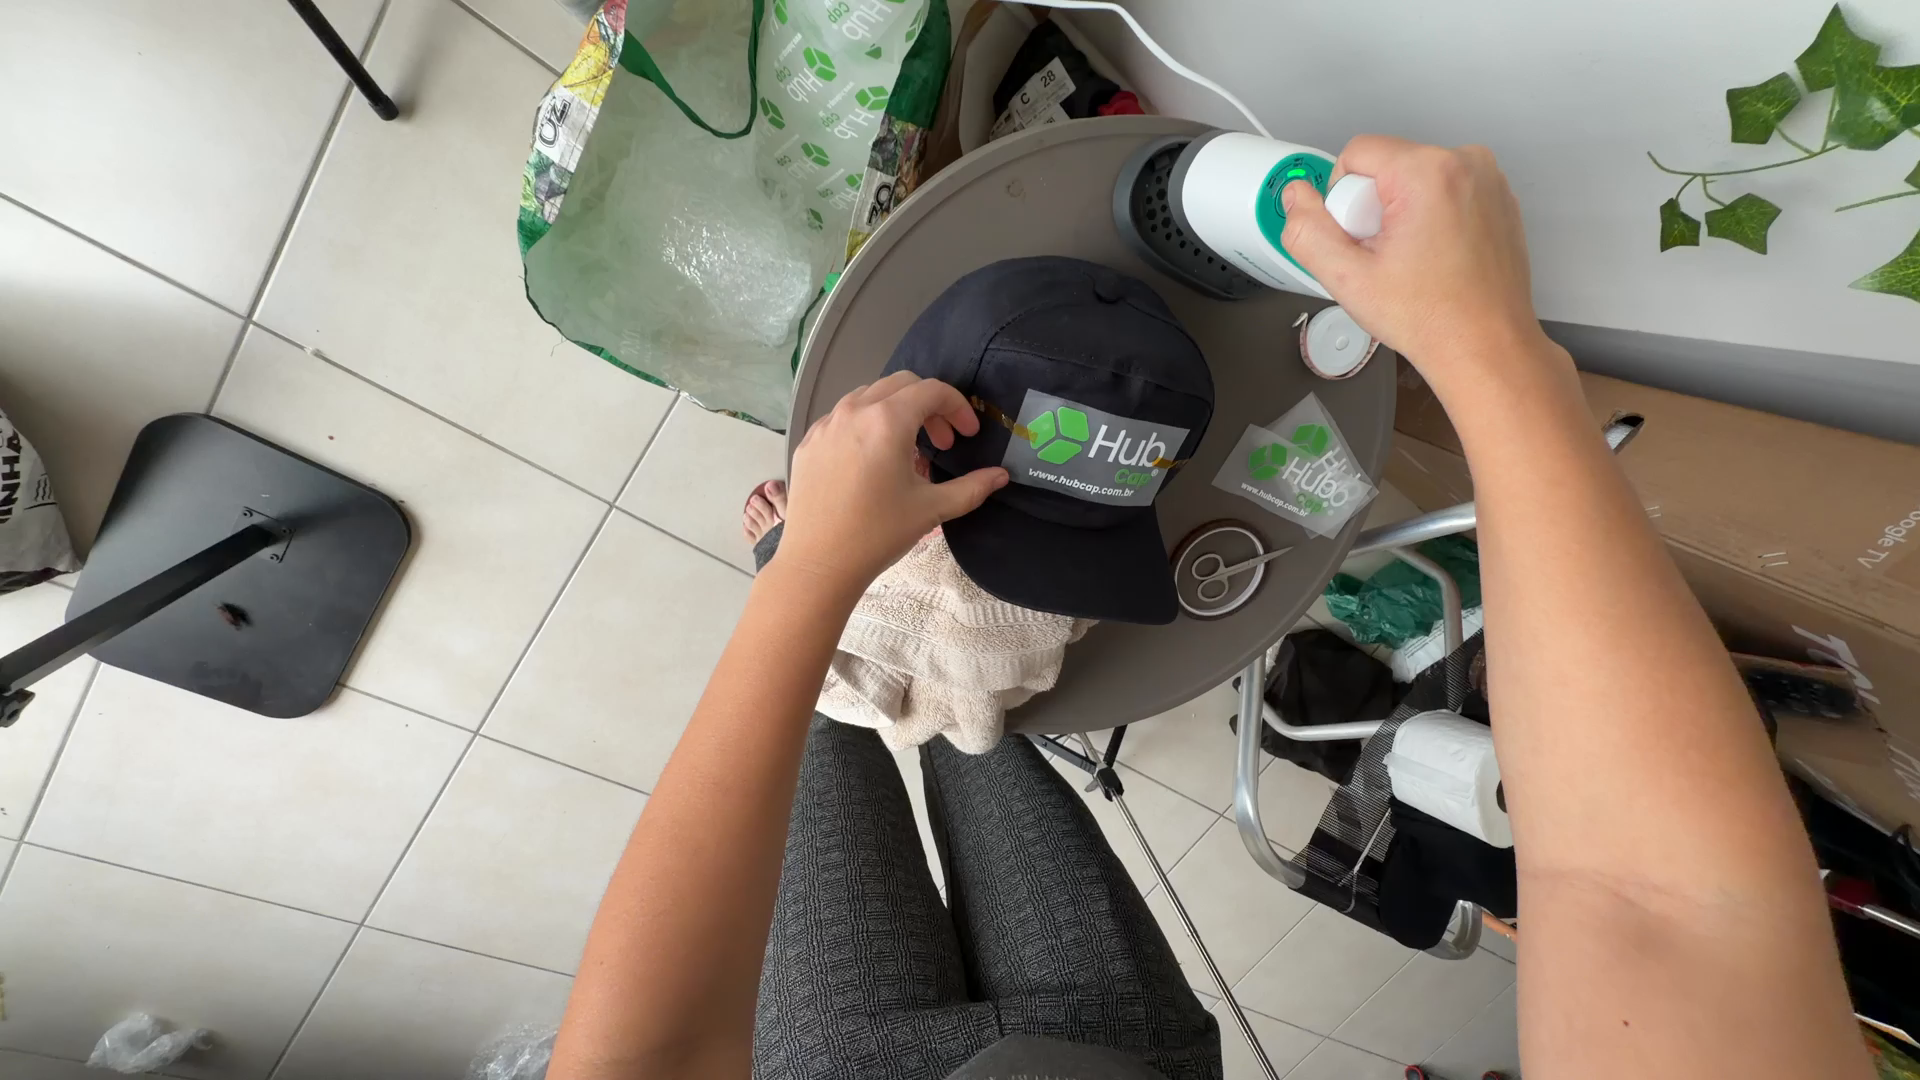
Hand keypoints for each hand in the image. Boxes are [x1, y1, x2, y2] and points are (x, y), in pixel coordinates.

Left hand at [776, 372, 1008, 593]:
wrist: (818, 564)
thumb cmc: (878, 534)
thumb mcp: (931, 509)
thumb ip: (971, 488)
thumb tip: (1000, 476)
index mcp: (887, 422)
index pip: (932, 391)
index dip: (958, 407)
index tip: (968, 434)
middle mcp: (854, 412)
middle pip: (901, 385)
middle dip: (929, 406)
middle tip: (943, 441)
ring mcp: (826, 425)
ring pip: (869, 396)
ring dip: (897, 411)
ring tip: (908, 449)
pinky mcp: (809, 442)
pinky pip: (843, 417)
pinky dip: (867, 424)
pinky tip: (872, 459)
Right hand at [1281, 137, 1551, 387]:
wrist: (1483, 342)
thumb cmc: (1428, 315)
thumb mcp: (1345, 278)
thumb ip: (1307, 232)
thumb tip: (1294, 197)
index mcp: (1428, 172)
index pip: (1355, 154)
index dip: (1341, 202)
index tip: (1362, 241)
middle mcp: (1466, 162)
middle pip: (1384, 168)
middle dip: (1370, 210)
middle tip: (1383, 259)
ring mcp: (1487, 178)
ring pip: (1411, 181)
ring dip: (1398, 216)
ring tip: (1409, 262)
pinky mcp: (1496, 196)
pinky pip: (1441, 193)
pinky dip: (1427, 220)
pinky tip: (1431, 260)